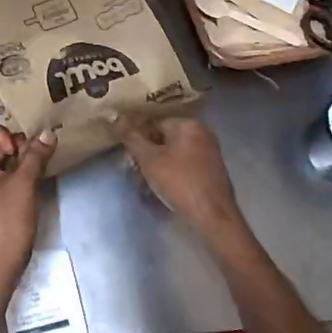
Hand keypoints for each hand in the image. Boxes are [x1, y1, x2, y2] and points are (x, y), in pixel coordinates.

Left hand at [0, 121, 54, 280]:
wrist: (1, 262)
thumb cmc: (7, 220)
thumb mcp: (24, 183)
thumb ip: (36, 155)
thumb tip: (48, 133)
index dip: (0, 132)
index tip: (14, 149)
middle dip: (15, 143)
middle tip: (32, 155)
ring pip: (2, 157)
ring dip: (21, 156)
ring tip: (39, 163)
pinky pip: (7, 172)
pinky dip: (21, 169)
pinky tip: (38, 173)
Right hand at [116, 115, 241, 235]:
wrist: (212, 214)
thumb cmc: (179, 182)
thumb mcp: (149, 159)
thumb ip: (132, 138)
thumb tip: (118, 118)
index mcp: (188, 124)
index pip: (154, 123)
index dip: (139, 139)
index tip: (131, 157)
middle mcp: (202, 132)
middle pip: (166, 138)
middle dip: (150, 154)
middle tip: (138, 172)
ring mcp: (210, 151)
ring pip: (176, 153)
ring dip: (161, 166)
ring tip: (149, 184)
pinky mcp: (214, 169)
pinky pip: (187, 165)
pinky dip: (175, 173)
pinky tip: (167, 189)